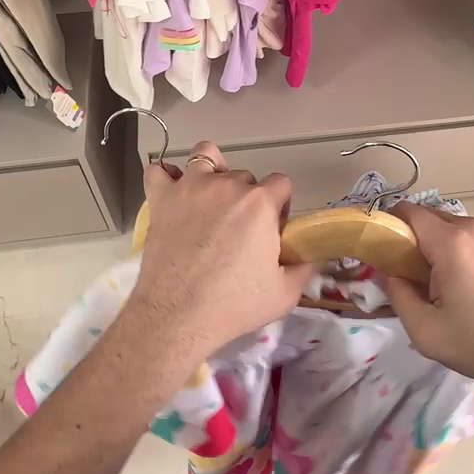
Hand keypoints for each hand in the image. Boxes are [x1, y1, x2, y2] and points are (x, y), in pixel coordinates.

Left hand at [126, 142, 313, 360]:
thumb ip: (304, 268)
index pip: (281, 183)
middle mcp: (227, 185)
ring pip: (206, 156)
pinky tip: (172, 193)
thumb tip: (315, 256)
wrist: (178, 317)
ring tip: (209, 198)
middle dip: (247, 198)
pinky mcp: (162, 198)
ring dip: (212, 172)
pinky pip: (158, 171)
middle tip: (239, 231)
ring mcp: (191, 187)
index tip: (273, 230)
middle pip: (245, 176)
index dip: (281, 205)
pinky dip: (165, 177)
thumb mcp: (284, 294)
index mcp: (260, 203)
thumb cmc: (234, 305)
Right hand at [380, 202, 473, 387]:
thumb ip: (397, 295)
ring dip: (427, 245)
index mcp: (450, 242)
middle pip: (424, 216)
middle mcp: (470, 228)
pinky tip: (451, 285)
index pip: (406, 212)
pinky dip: (447, 250)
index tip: (373, 250)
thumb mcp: (426, 331)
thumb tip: (384, 273)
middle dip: (405, 237)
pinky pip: (461, 237)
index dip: (384, 225)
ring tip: (424, 282)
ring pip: (443, 226)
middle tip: (397, 271)